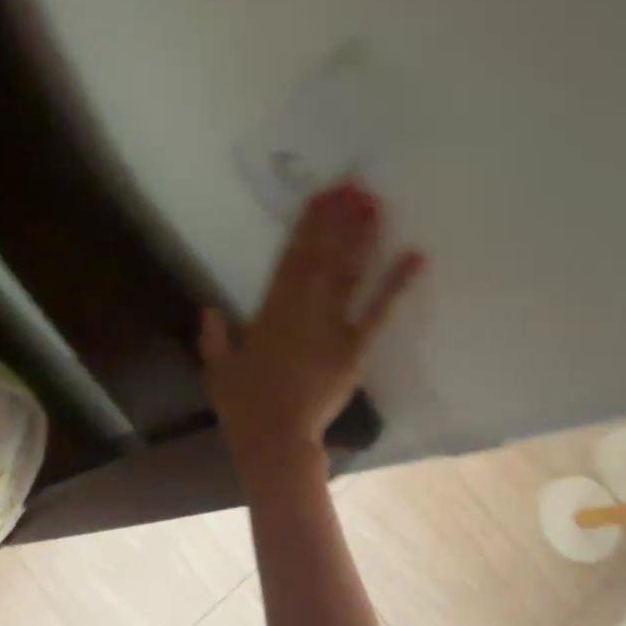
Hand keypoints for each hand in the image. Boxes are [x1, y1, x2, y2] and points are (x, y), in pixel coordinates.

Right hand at [200, 181, 423, 472]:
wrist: (275, 438)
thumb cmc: (241, 406)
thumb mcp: (216, 371)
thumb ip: (215, 338)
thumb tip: (211, 309)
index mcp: (269, 315)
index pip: (290, 262)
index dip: (306, 228)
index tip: (319, 199)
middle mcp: (303, 312)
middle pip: (323, 258)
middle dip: (337, 222)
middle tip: (354, 187)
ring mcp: (332, 328)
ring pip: (349, 275)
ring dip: (364, 239)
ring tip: (376, 206)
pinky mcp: (355, 348)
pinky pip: (378, 312)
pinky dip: (396, 284)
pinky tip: (414, 256)